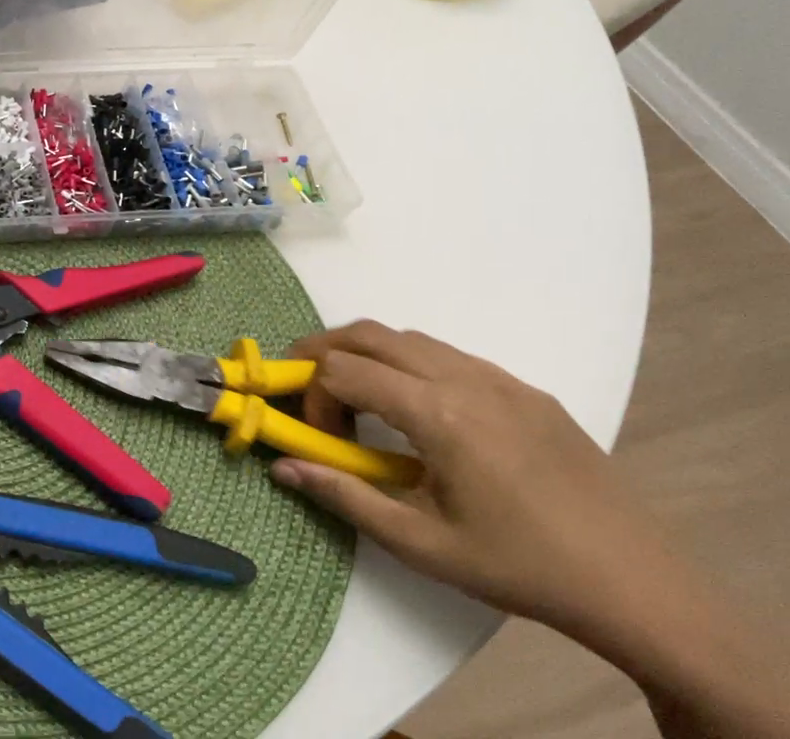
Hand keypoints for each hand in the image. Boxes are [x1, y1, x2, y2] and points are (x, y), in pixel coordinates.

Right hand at [270, 321, 667, 631]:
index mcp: (440, 415)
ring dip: (366, 356)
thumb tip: (282, 467)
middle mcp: (469, 381)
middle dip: (322, 351)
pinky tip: (417, 414)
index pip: (342, 370)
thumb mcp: (419, 542)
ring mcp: (504, 382)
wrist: (637, 586)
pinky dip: (409, 365)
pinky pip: (451, 357)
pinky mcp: (530, 394)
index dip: (312, 396)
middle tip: (300, 385)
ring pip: (411, 338)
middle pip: (370, 334)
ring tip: (355, 402)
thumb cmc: (518, 566)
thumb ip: (344, 495)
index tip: (319, 437)